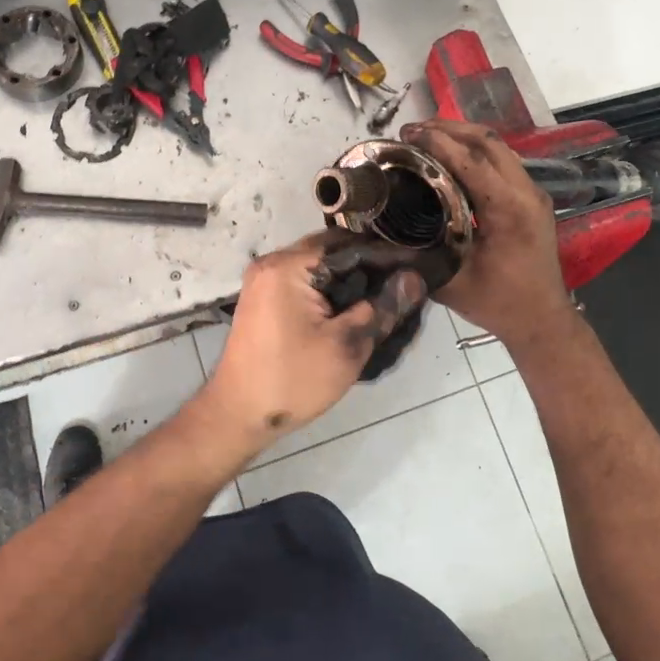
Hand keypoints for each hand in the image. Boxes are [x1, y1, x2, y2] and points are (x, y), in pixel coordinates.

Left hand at [200, 232, 425, 447]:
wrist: (237, 414)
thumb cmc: (293, 380)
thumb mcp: (346, 347)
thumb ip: (381, 308)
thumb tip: (414, 278)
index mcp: (288, 266)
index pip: (350, 245)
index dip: (388, 255)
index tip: (422, 264)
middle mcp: (273, 262)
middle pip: (332, 250)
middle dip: (371, 263)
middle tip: (408, 279)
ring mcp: (264, 279)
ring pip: (320, 265)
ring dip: (352, 275)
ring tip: (389, 291)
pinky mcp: (264, 298)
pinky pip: (305, 279)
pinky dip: (332, 287)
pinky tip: (357, 303)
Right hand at [402, 119, 572, 342]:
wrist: (543, 321)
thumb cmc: (498, 304)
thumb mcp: (450, 281)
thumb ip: (417, 254)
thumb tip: (379, 234)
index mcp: (508, 209)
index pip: (471, 160)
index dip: (437, 142)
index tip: (406, 134)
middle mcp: (526, 193)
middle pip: (488, 142)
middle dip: (450, 128)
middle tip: (413, 130)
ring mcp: (533, 194)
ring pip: (499, 148)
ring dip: (464, 136)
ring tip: (428, 138)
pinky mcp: (532, 200)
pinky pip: (504, 162)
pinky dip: (476, 152)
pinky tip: (452, 159)